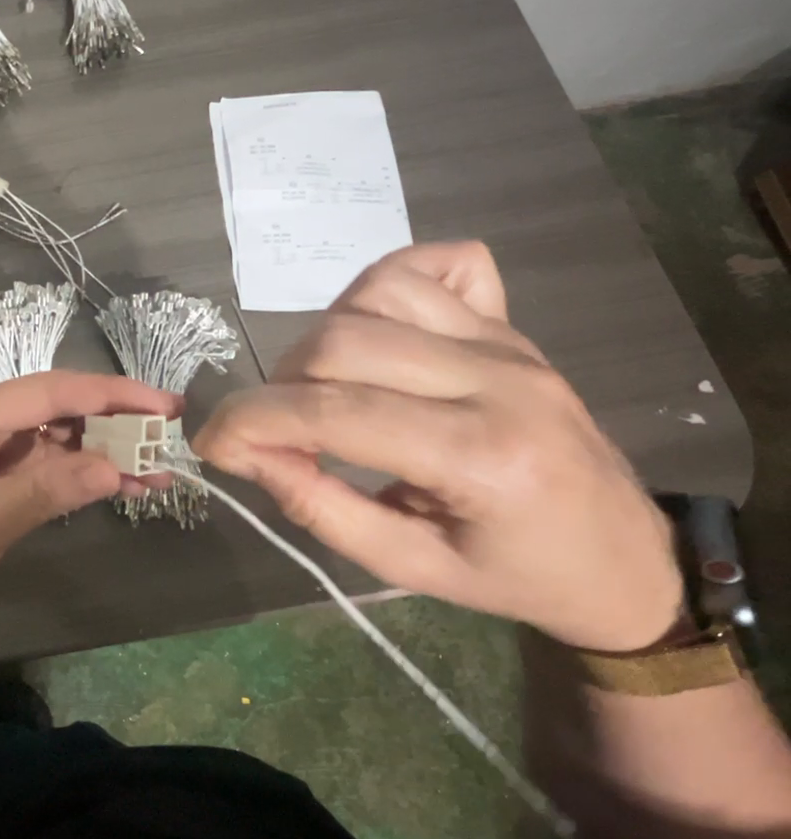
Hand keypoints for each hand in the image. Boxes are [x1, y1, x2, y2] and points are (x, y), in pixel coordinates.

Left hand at [0, 371, 182, 613]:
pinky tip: (126, 482)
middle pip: (56, 404)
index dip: (107, 394)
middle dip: (114, 415)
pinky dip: (86, 470)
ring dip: (106, 446)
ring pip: (59, 432)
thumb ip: (45, 491)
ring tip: (159, 467)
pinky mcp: (0, 470)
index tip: (161, 405)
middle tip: (170, 429)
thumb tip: (112, 467)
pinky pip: (51, 460)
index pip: (45, 391)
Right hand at [193, 242, 683, 652]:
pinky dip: (378, 287)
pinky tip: (371, 332)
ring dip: (318, 341)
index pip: (330, 410)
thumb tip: (243, 452)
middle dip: (276, 387)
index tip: (212, 446)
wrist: (626, 555)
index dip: (247, 421)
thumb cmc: (512, 573)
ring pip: (374, 294)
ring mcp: (506, 342)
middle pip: (340, 341)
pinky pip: (432, 266)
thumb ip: (316, 506)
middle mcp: (497, 380)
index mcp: (480, 457)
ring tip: (320, 388)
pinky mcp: (507, 325)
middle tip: (276, 432)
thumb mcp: (405, 564)